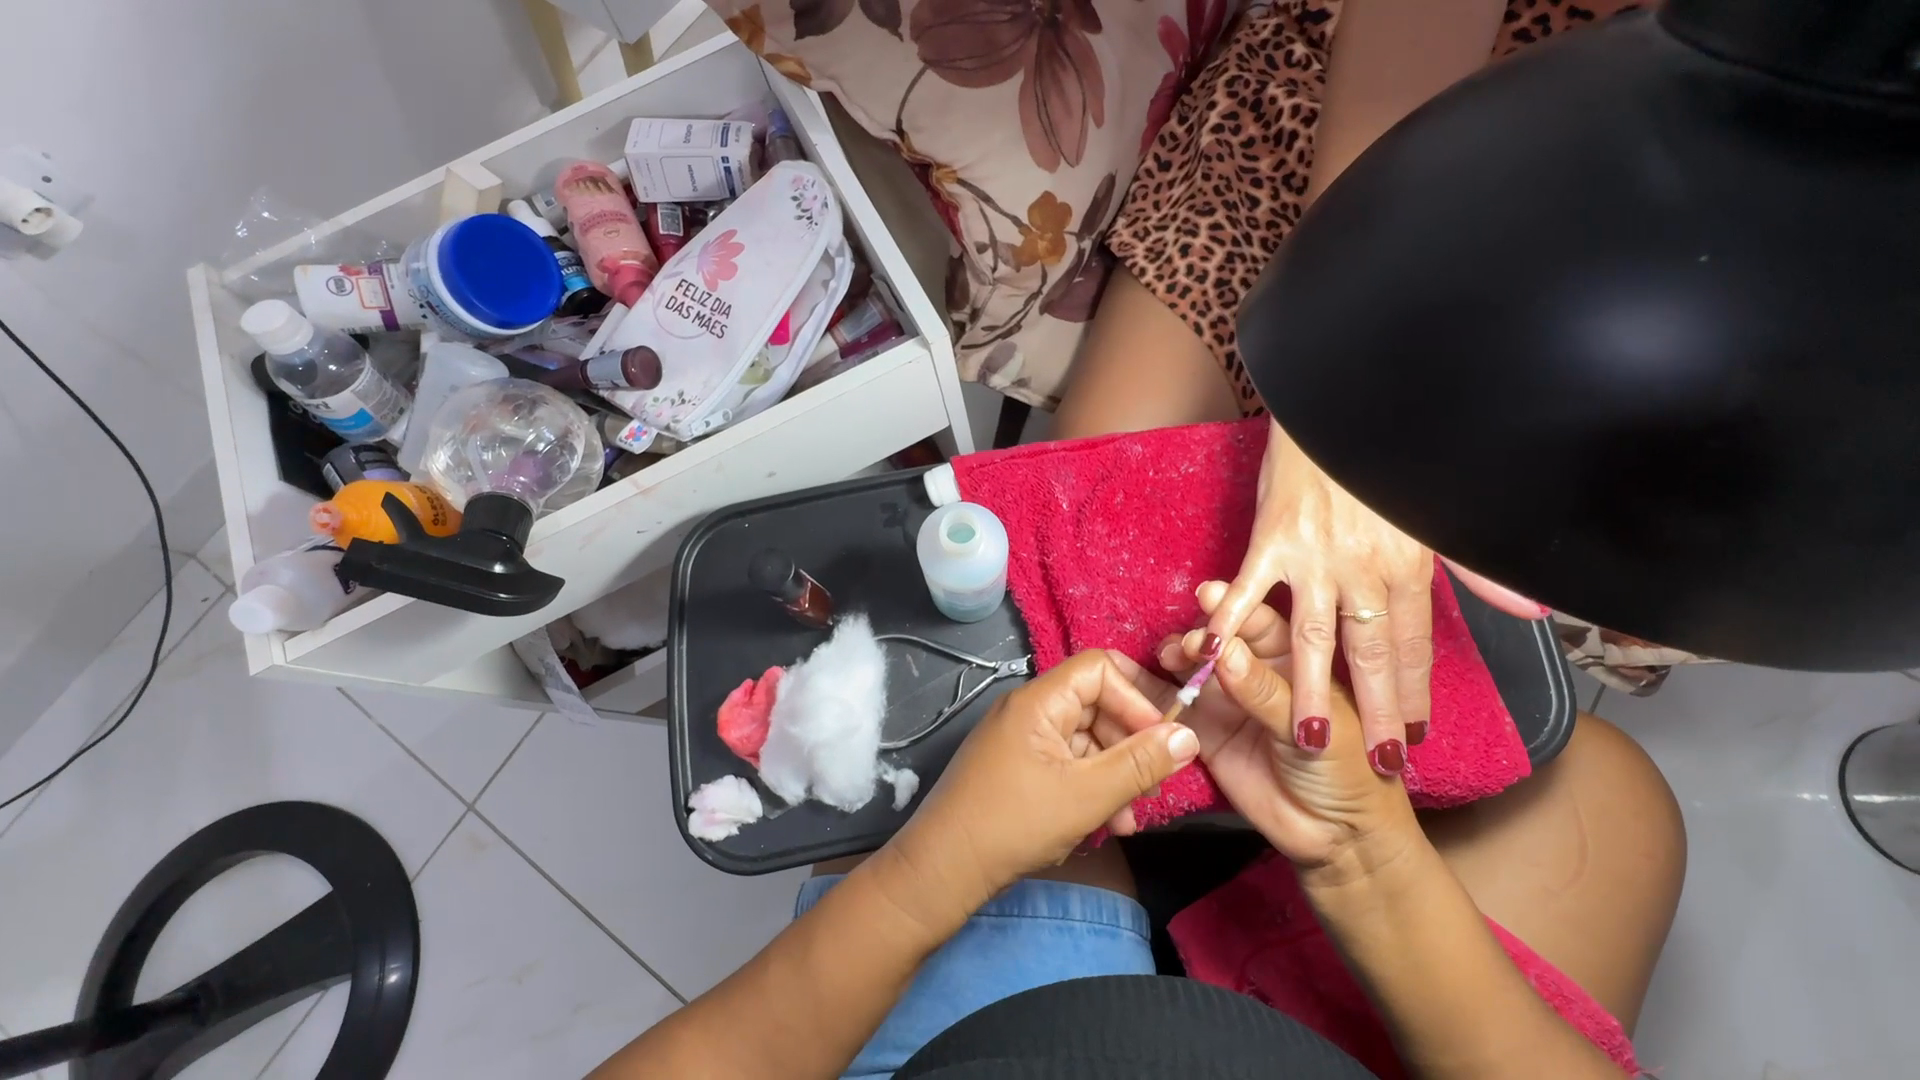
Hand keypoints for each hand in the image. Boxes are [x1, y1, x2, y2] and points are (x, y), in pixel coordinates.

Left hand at [883, 650, 1199, 914]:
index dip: (1135, 698)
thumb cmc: (1015, 823)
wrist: (944, 868)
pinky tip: (1104, 826)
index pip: (1099, 669)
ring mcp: (1021, 740)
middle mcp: (1029, 711)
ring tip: (1128, 821)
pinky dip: (1090, 788)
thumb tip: (1188, 736)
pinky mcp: (1018, 769)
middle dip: (1130, 746)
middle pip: (1096, 706)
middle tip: (1152, 787)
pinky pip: (1066, 764)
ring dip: (1114, 776)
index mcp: (1039, 701)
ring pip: (1085, 741)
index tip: (1161, 740)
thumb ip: (1140, 764)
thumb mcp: (1087, 796)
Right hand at [1155, 588, 1419, 879]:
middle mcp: (1256, 673)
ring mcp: (1227, 701)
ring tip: (1169, 656)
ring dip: (1177, 656)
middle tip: (1190, 641)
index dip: (1235, 607)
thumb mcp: (1312, 723)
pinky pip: (1173, 707)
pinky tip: (1133, 680)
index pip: (1260, 624)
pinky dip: (1151, 693)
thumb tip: (1226, 650)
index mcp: (1294, 659)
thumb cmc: (1347, 770)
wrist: (1337, 837)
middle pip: (1221, 641)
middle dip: (1202, 633)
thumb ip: (1265, 690)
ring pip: (1193, 668)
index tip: (1209, 595)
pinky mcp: (1204, 732)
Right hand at [1208, 420, 1545, 773]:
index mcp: (1406, 565)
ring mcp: (1313, 557)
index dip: (1418, 692)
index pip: (1415, 643)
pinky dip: (1231, 620)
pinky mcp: (1269, 540)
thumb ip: (1476, 571)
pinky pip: (1249, 589)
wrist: (1337, 411)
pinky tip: (1216, 653)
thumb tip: (1532, 612)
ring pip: (1314, 634)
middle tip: (1379, 762)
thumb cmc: (1380, 464)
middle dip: (1378, 709)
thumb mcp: (1436, 514)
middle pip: (1372, 652)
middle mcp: (1364, 569)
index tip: (1415, 736)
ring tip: (1309, 735)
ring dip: (1310, 687)